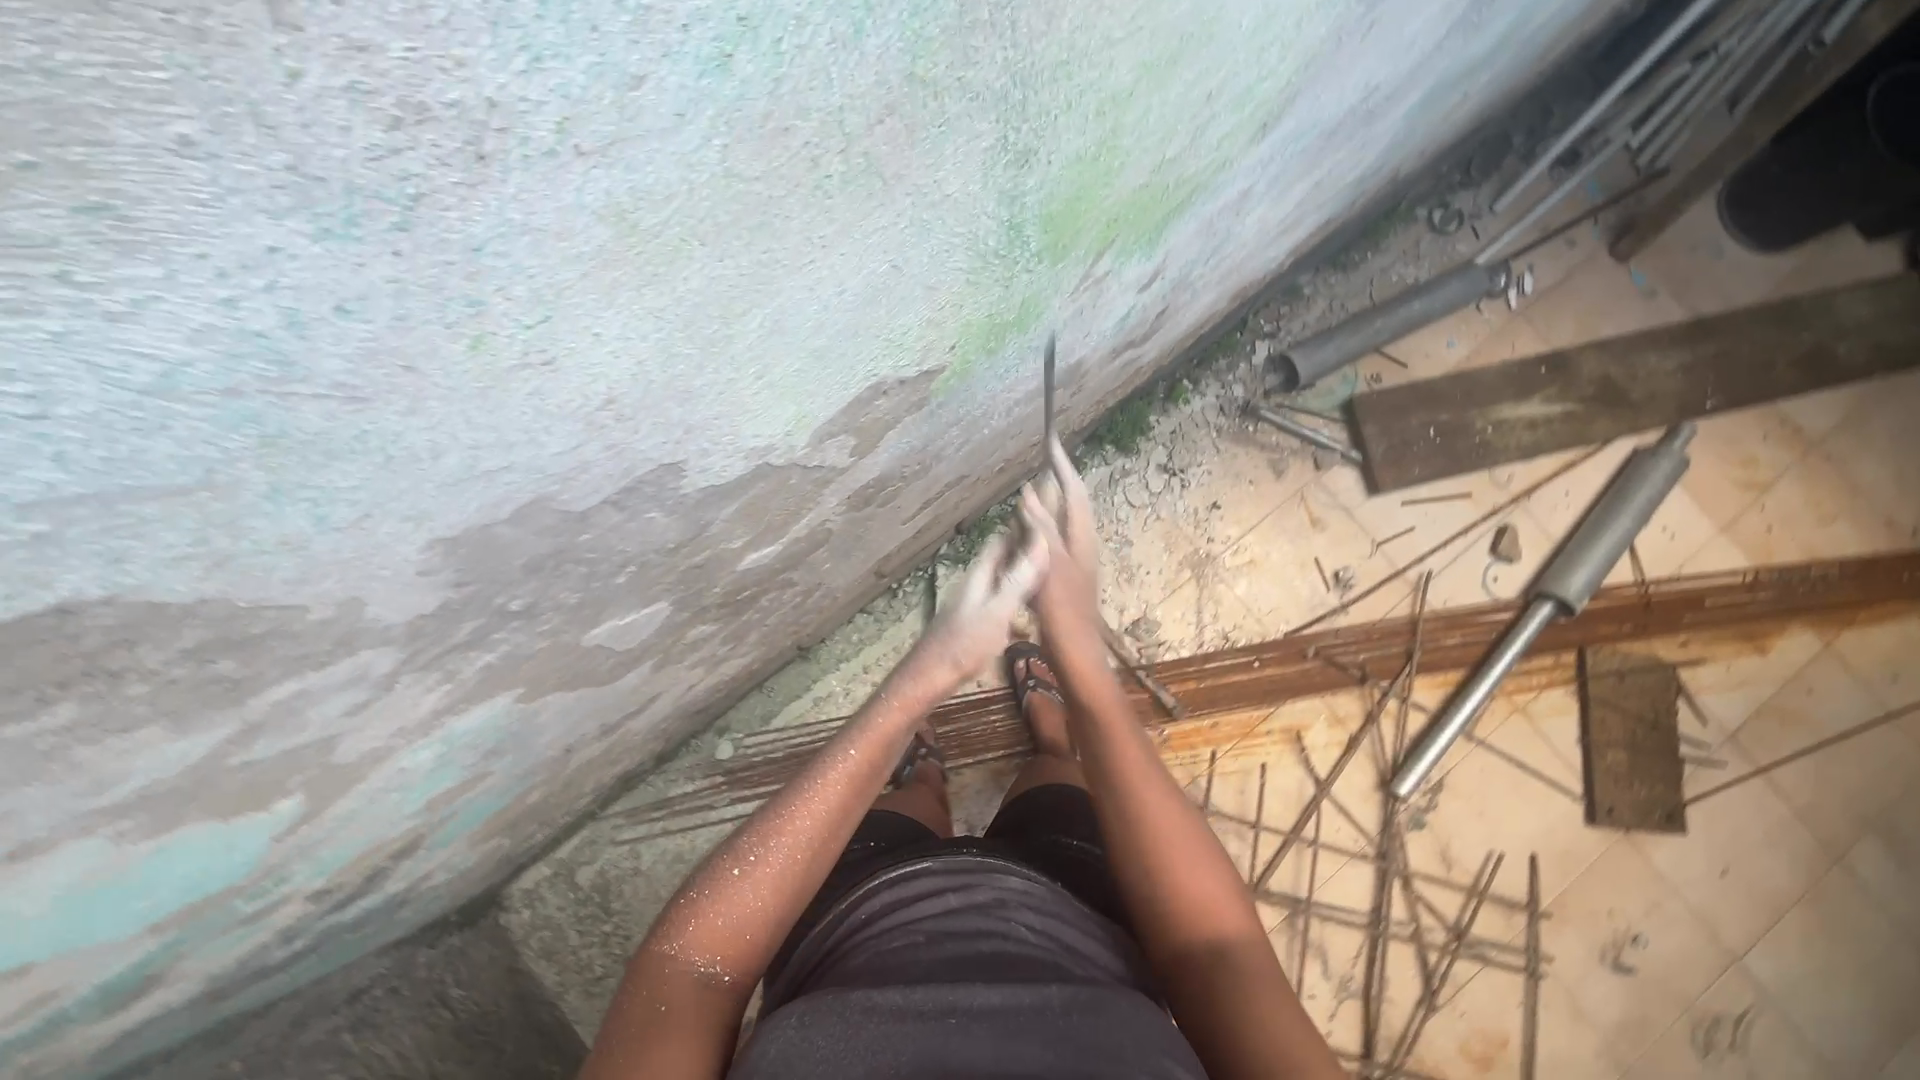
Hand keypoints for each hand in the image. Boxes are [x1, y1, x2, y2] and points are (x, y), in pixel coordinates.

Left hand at [916, 527, 1047, 684]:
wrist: (931, 678)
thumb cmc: (964, 645)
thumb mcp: (997, 611)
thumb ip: (1018, 580)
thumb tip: (1041, 543)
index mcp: (979, 575)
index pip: (1000, 540)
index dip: (1022, 530)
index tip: (1049, 526)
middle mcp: (975, 585)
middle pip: (1002, 561)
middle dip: (1027, 557)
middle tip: (1058, 558)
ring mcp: (974, 606)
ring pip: (1002, 585)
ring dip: (1023, 583)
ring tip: (1052, 586)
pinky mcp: (974, 626)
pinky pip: (1001, 609)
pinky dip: (1016, 609)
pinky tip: (1031, 623)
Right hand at [1019, 440, 1100, 632]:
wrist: (1075, 655)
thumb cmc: (1064, 612)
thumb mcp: (1050, 566)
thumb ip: (1041, 529)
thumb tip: (1030, 493)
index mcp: (1081, 540)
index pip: (1075, 492)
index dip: (1063, 466)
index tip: (1051, 440)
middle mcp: (1081, 546)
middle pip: (1071, 505)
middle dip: (1057, 481)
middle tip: (1040, 460)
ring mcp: (1073, 563)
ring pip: (1060, 524)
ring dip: (1046, 505)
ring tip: (1028, 490)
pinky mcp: (1062, 578)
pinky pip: (1048, 543)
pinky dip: (1036, 531)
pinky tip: (1022, 536)